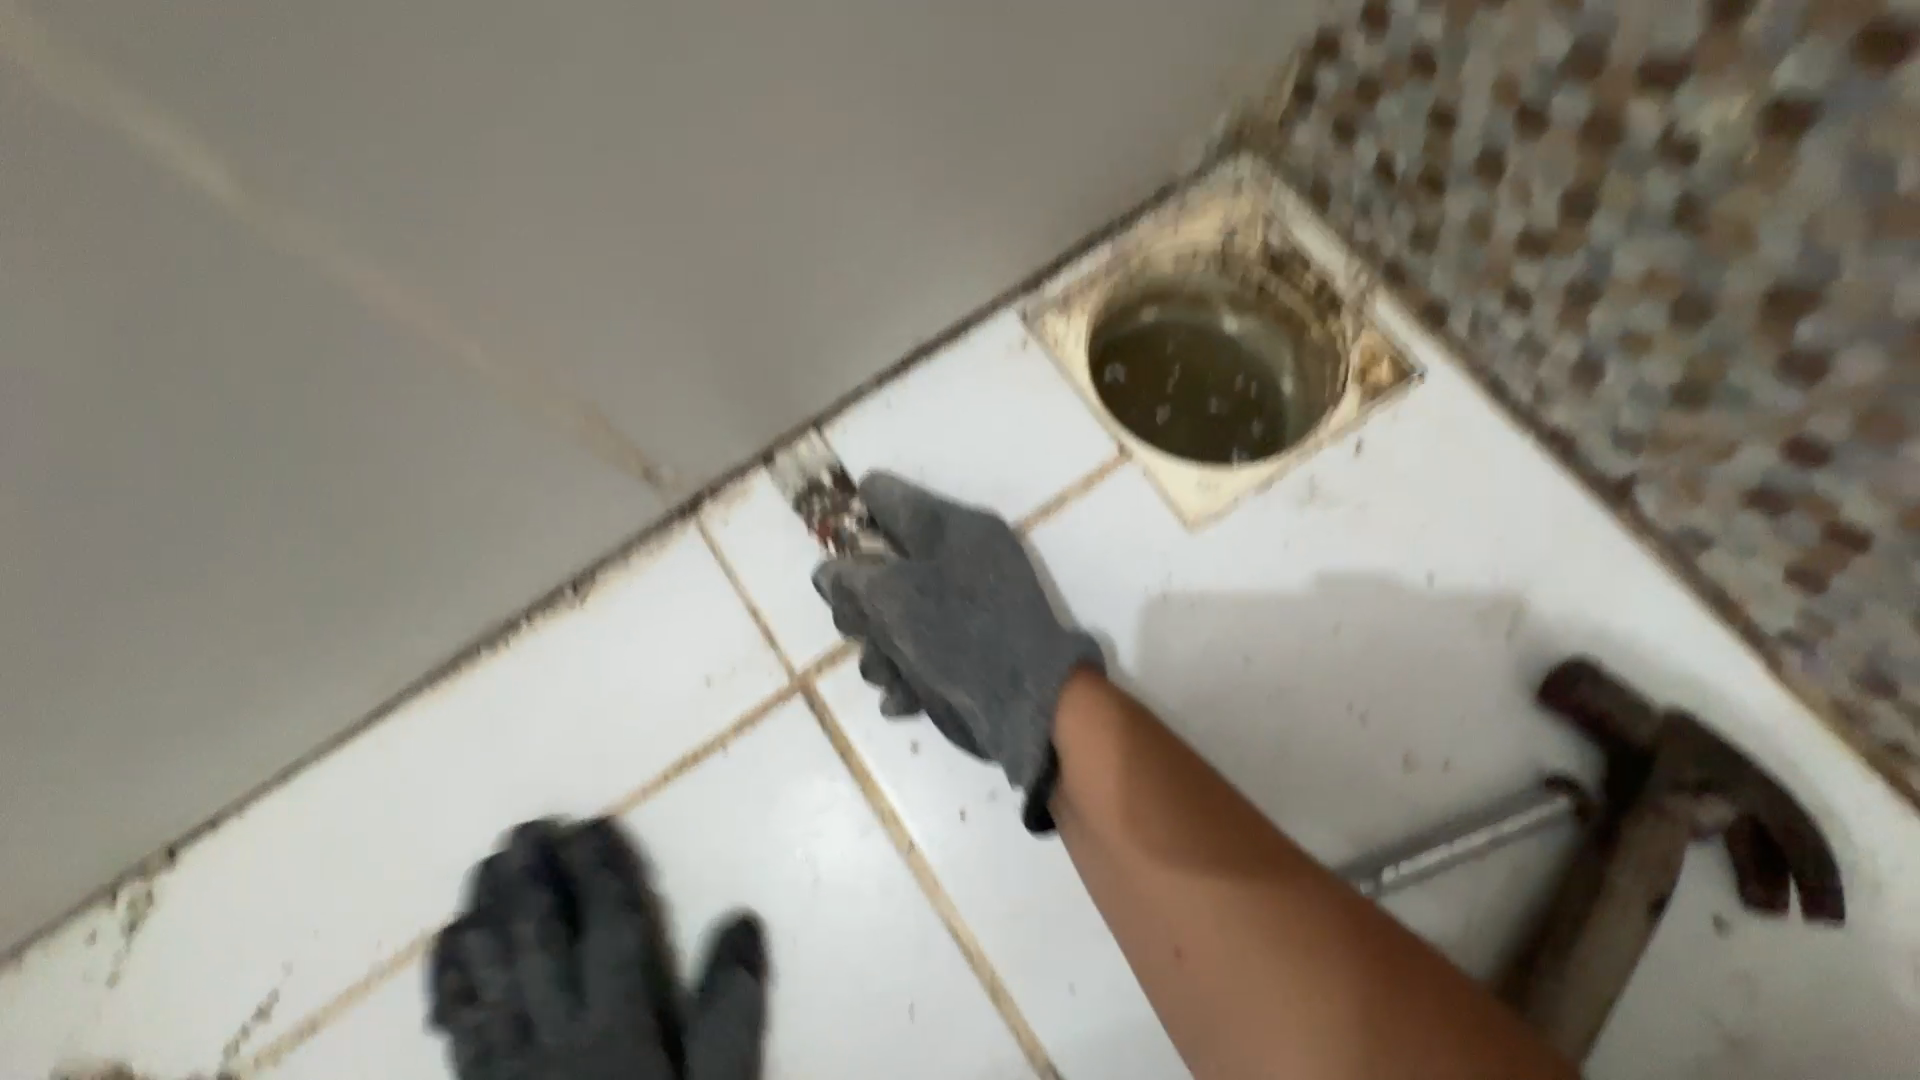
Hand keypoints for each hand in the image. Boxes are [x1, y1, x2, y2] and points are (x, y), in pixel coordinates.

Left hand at [428, 818, 768, 1079]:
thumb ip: (731, 1014)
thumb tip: (741, 920)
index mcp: (618, 1032)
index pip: (612, 930)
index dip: (603, 872)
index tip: (592, 825)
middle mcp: (555, 1041)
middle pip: (541, 943)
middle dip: (533, 881)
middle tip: (524, 830)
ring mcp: (507, 1075)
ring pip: (491, 978)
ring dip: (486, 916)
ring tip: (483, 869)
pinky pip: (458, 1032)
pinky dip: (451, 983)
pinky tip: (448, 951)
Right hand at [812, 472, 1103, 831]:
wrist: (1026, 705)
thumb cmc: (960, 634)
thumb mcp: (893, 597)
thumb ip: (851, 578)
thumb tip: (828, 572)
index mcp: (951, 528)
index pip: (885, 496)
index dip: (850, 519)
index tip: (832, 555)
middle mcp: (959, 561)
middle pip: (882, 563)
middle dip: (861, 603)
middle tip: (861, 625)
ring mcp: (965, 610)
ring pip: (894, 618)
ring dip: (880, 651)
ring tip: (889, 671)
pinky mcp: (965, 653)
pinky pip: (916, 655)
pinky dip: (906, 677)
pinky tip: (906, 695)